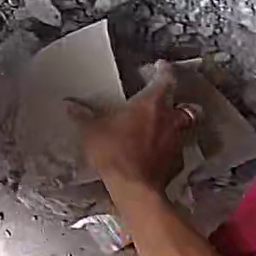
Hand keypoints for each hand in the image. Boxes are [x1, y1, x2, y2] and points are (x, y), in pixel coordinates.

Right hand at [69, 62, 202, 192]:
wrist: (135, 188)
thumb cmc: (114, 152)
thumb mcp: (91, 131)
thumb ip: (82, 116)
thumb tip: (69, 105)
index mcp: (152, 104)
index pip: (166, 80)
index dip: (164, 71)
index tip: (160, 66)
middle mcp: (170, 120)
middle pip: (185, 106)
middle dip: (178, 103)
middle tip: (166, 104)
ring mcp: (177, 143)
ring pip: (183, 129)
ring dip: (173, 127)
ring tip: (159, 129)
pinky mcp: (177, 164)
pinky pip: (176, 151)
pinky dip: (168, 149)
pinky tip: (155, 153)